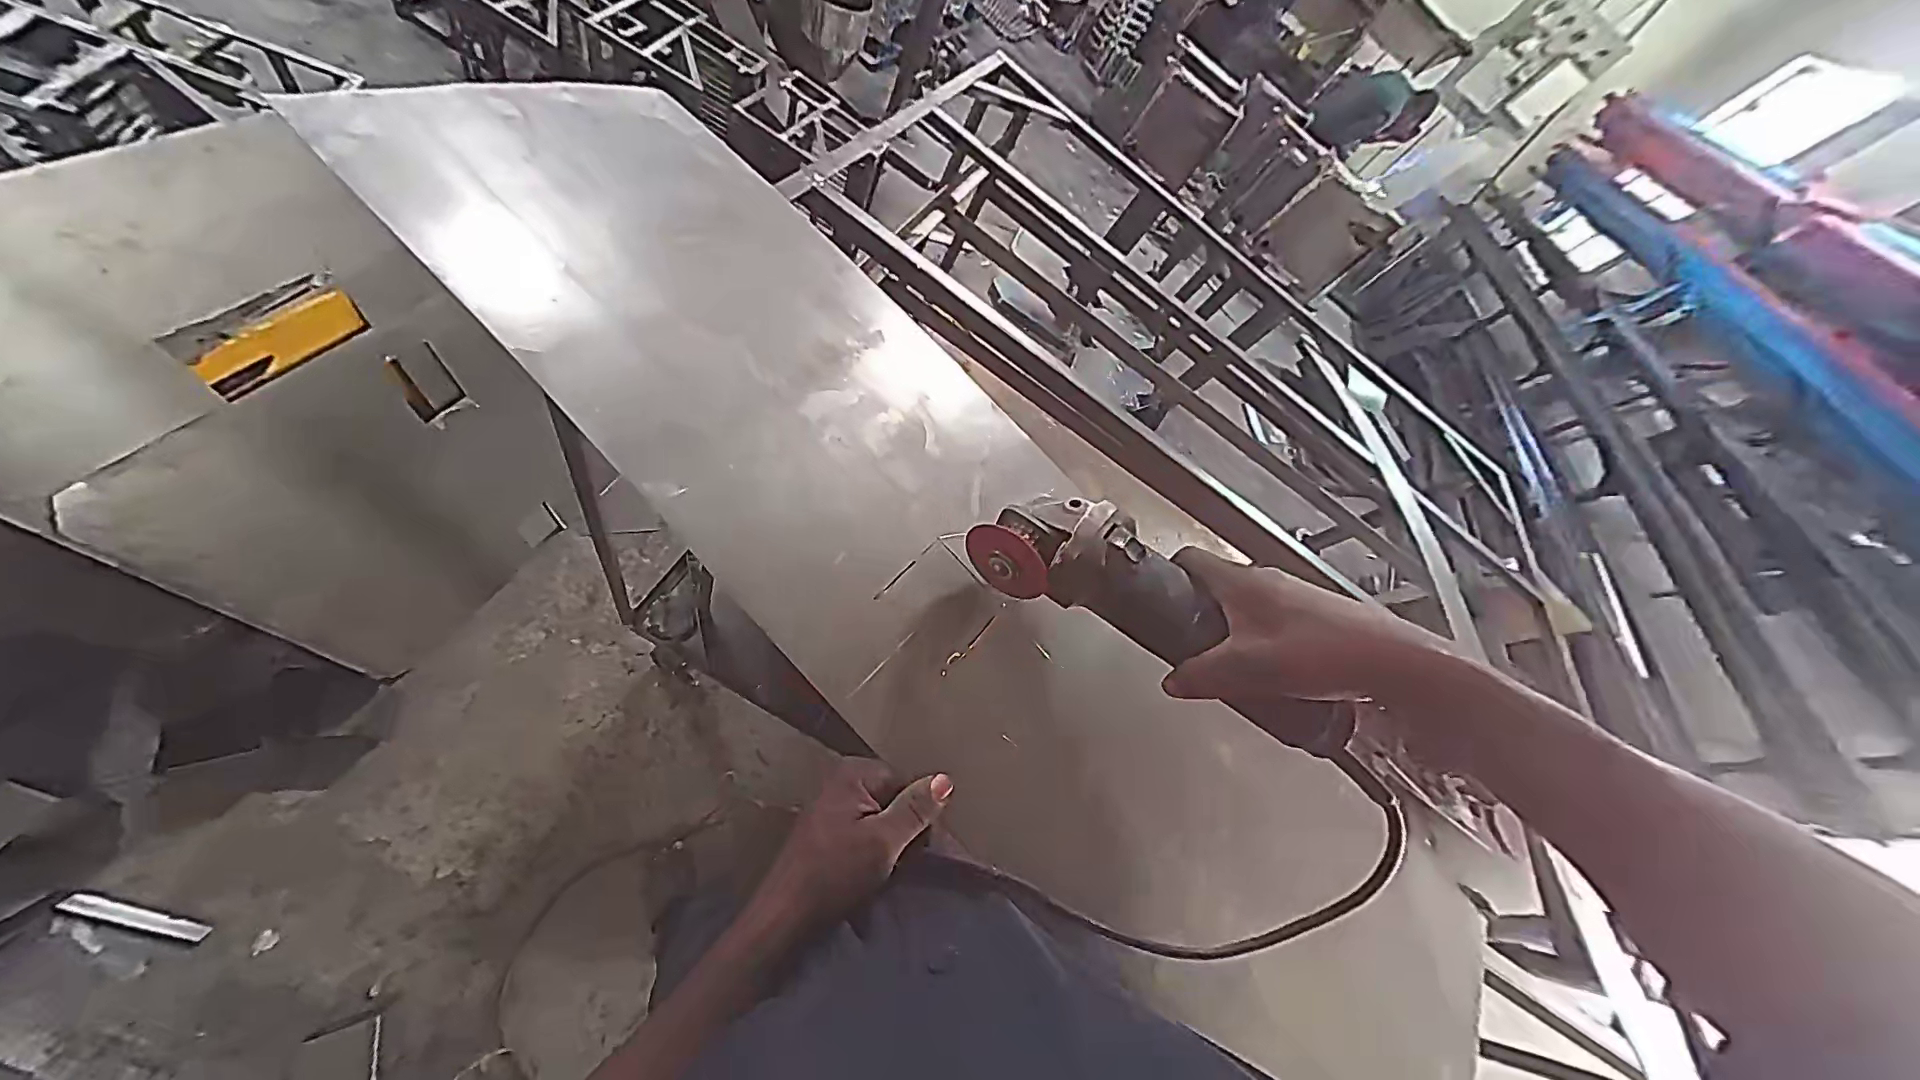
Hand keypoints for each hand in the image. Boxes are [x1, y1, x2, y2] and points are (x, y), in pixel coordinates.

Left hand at [746, 757, 951, 935]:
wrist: (784, 918)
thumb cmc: (834, 875)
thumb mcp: (884, 841)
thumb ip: (916, 809)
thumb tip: (945, 778)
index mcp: (853, 772)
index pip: (907, 783)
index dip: (918, 815)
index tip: (916, 846)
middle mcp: (840, 779)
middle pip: (894, 798)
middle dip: (904, 828)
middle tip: (898, 860)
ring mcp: (831, 805)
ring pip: (881, 818)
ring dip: (889, 843)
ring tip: (882, 869)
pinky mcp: (826, 830)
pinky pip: (864, 831)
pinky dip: (872, 850)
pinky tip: (867, 872)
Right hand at [1161, 547, 1456, 707]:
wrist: (1394, 664)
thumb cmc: (1323, 653)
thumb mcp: (1245, 670)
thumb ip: (1201, 675)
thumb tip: (1174, 680)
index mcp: (1240, 582)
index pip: (1190, 559)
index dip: (1169, 572)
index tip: (1158, 592)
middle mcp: (1267, 580)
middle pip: (1217, 585)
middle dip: (1199, 611)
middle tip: (1189, 641)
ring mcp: (1295, 595)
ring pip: (1247, 604)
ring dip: (1232, 628)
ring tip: (1228, 663)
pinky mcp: (1317, 615)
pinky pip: (1274, 620)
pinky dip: (1261, 639)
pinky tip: (1269, 671)